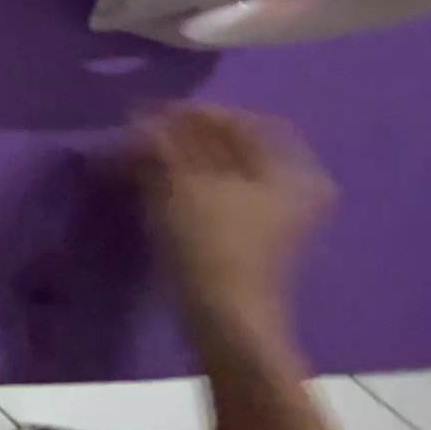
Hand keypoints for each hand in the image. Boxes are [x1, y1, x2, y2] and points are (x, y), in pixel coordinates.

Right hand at [134, 105, 332, 330]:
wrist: (224, 315)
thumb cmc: (210, 242)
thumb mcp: (179, 181)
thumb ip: (162, 142)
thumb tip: (144, 121)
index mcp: (291, 169)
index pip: (241, 121)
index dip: (193, 113)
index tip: (149, 115)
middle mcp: (293, 187)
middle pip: (231, 145)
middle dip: (181, 137)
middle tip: (138, 136)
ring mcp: (275, 214)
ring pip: (221, 168)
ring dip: (178, 159)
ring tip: (137, 158)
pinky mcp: (251, 234)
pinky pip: (217, 191)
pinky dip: (185, 181)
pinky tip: (153, 183)